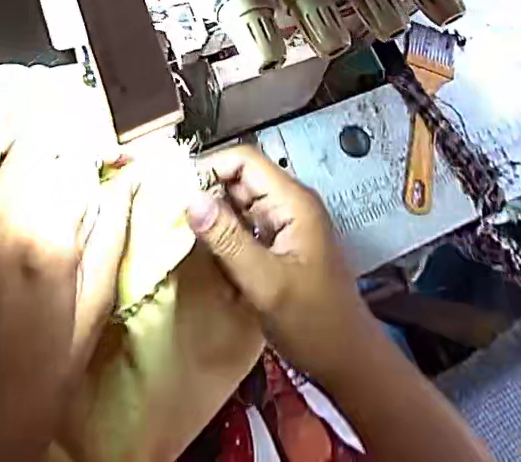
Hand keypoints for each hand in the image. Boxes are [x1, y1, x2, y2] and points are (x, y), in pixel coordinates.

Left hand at [0, 124, 130, 461]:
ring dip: (9, 140)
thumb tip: (130, 179)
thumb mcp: (91, 310)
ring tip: (26, 157)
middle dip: (61, 144)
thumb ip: (113, 233)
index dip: (100, 155)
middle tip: (72, 163)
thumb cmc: (34, 382)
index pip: (77, 159)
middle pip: (31, 140)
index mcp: (43, 239)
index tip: (110, 163)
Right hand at [186, 145, 384, 381]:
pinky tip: (207, 254)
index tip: (176, 190)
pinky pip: (247, 225)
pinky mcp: (280, 243)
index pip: (245, 160)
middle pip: (241, 178)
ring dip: (215, 215)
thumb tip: (190, 200)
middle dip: (207, 192)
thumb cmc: (314, 322)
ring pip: (241, 202)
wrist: (348, 358)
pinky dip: (226, 234)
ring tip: (182, 233)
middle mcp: (290, 203)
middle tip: (172, 214)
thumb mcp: (266, 283)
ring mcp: (286, 222)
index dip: (210, 167)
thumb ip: (228, 240)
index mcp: (293, 201)